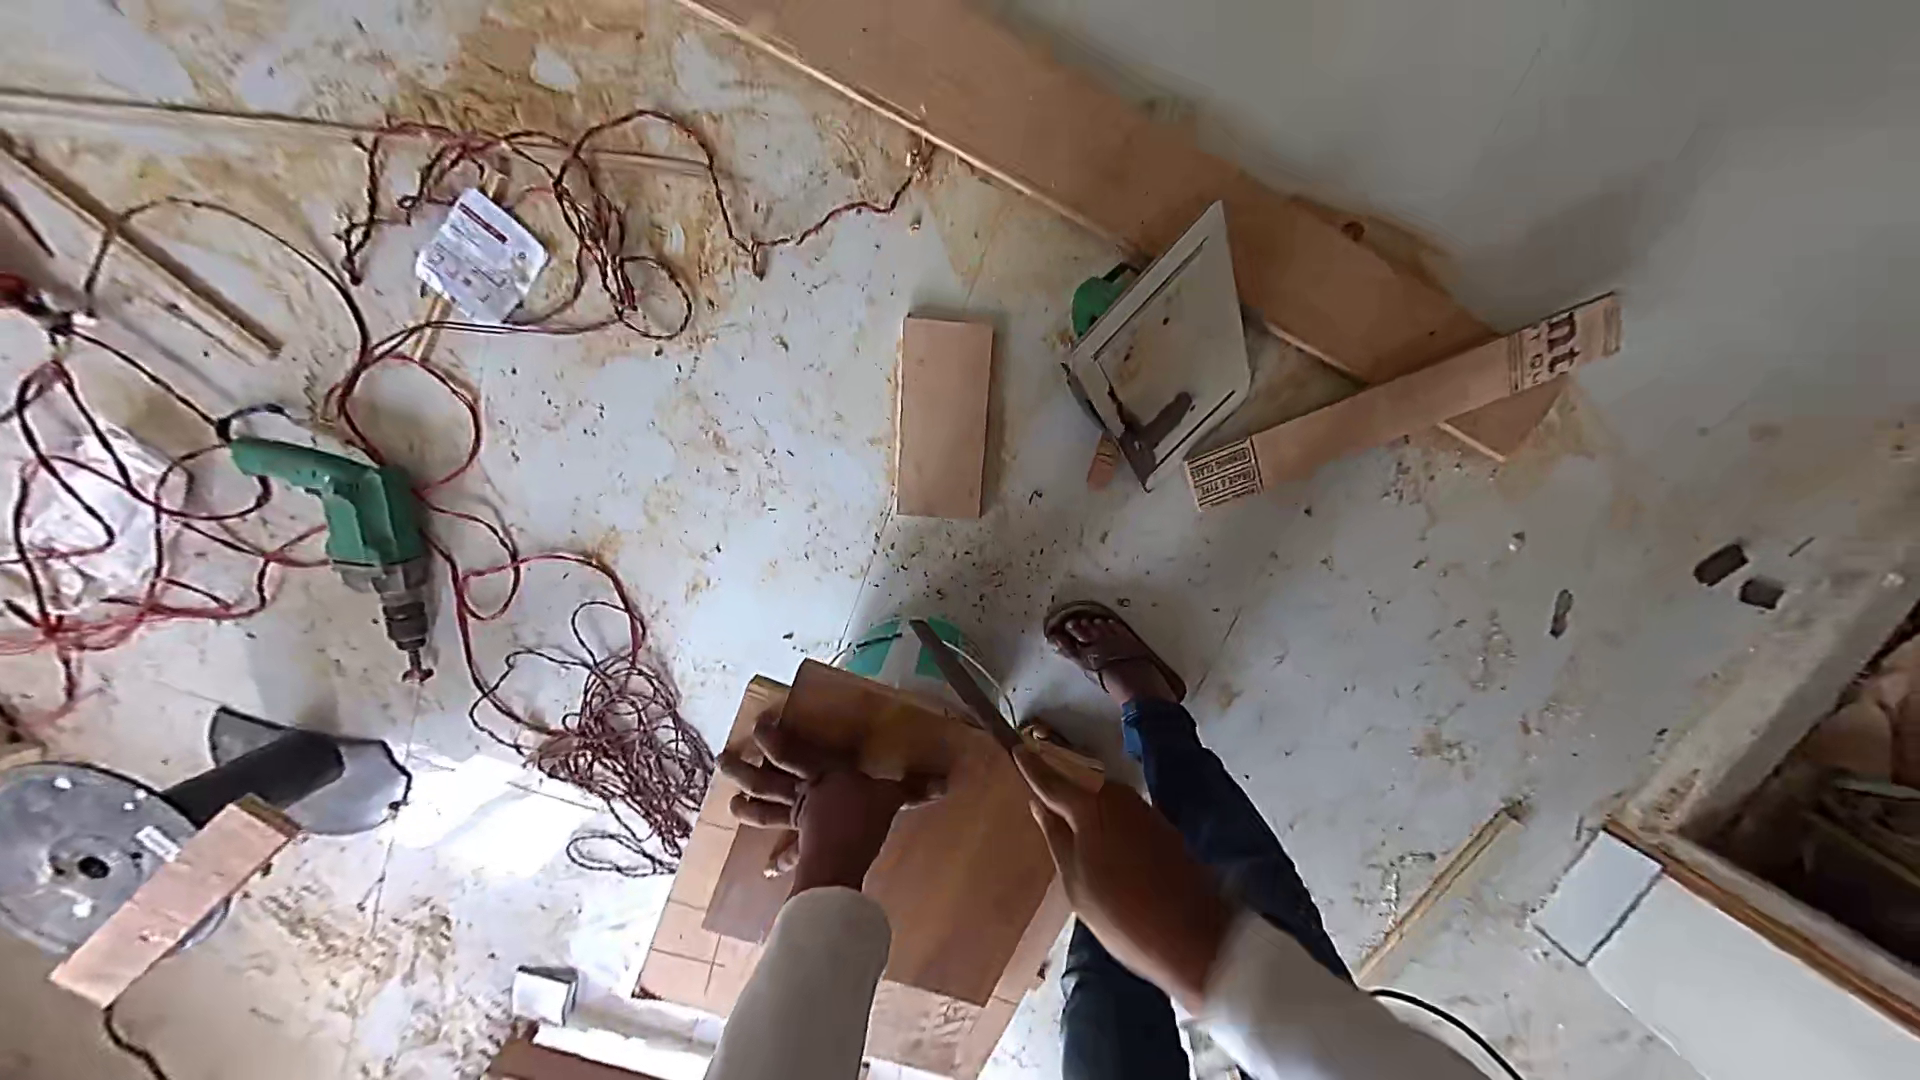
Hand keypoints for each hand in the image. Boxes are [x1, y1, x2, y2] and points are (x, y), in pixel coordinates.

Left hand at [717, 716, 944, 892]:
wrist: (840, 861)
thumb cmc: (861, 819)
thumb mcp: (891, 798)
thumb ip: (914, 788)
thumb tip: (948, 780)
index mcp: (821, 774)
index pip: (792, 751)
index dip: (773, 738)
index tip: (758, 723)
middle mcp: (803, 794)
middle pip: (767, 780)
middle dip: (745, 770)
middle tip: (724, 760)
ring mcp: (798, 823)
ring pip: (767, 812)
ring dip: (750, 808)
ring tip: (732, 805)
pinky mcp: (801, 848)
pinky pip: (788, 851)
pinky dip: (780, 860)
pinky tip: (768, 870)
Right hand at [1014, 746, 1233, 1010]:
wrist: (1196, 938)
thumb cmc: (1124, 915)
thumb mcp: (1076, 883)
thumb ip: (1056, 836)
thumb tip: (1040, 805)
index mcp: (1089, 807)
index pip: (1051, 780)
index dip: (1031, 766)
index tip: (1016, 748)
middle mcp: (1116, 796)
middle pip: (1079, 783)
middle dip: (1059, 784)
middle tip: (1037, 787)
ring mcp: (1142, 808)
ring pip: (1102, 796)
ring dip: (1083, 802)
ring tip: (1064, 818)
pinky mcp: (1160, 823)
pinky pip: (1120, 810)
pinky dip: (1105, 816)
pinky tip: (1099, 838)